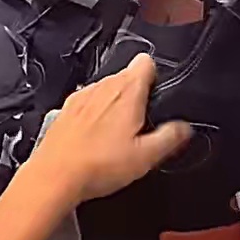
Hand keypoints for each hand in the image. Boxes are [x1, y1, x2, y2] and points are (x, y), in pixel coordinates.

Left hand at [22, 54, 189, 205]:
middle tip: (139, 126)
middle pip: (128, 76)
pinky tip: (93, 139)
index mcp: (128, 90)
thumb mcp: (146, 157)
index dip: (155, 77)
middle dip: (136, 95)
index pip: (147, 62)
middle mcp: (104, 85)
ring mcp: (83, 95)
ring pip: (107, 89)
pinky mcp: (66, 108)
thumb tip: (185, 128)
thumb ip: (170, 137)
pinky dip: (93, 114)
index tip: (156, 98)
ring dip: (114, 104)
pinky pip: (88, 102)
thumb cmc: (99, 165)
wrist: (54, 177)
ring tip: (115, 137)